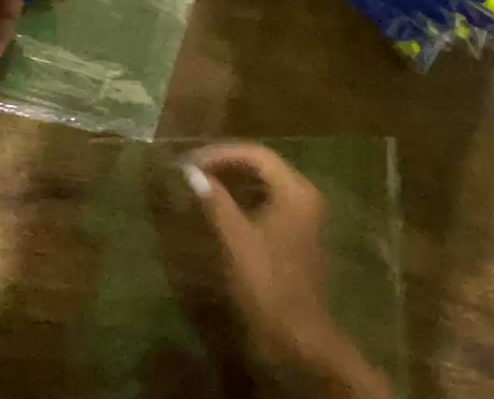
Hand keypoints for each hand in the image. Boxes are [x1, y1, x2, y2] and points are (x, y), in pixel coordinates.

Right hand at [181, 144, 388, 395]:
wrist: (298, 339)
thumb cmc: (267, 285)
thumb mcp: (236, 241)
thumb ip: (215, 202)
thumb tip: (190, 171)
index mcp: (296, 190)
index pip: (256, 154)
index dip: (220, 154)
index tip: (189, 163)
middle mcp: (305, 196)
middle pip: (262, 167)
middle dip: (225, 167)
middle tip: (190, 173)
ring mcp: (303, 217)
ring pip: (264, 187)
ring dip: (232, 185)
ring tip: (199, 189)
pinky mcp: (296, 236)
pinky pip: (267, 206)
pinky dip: (242, 204)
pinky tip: (219, 213)